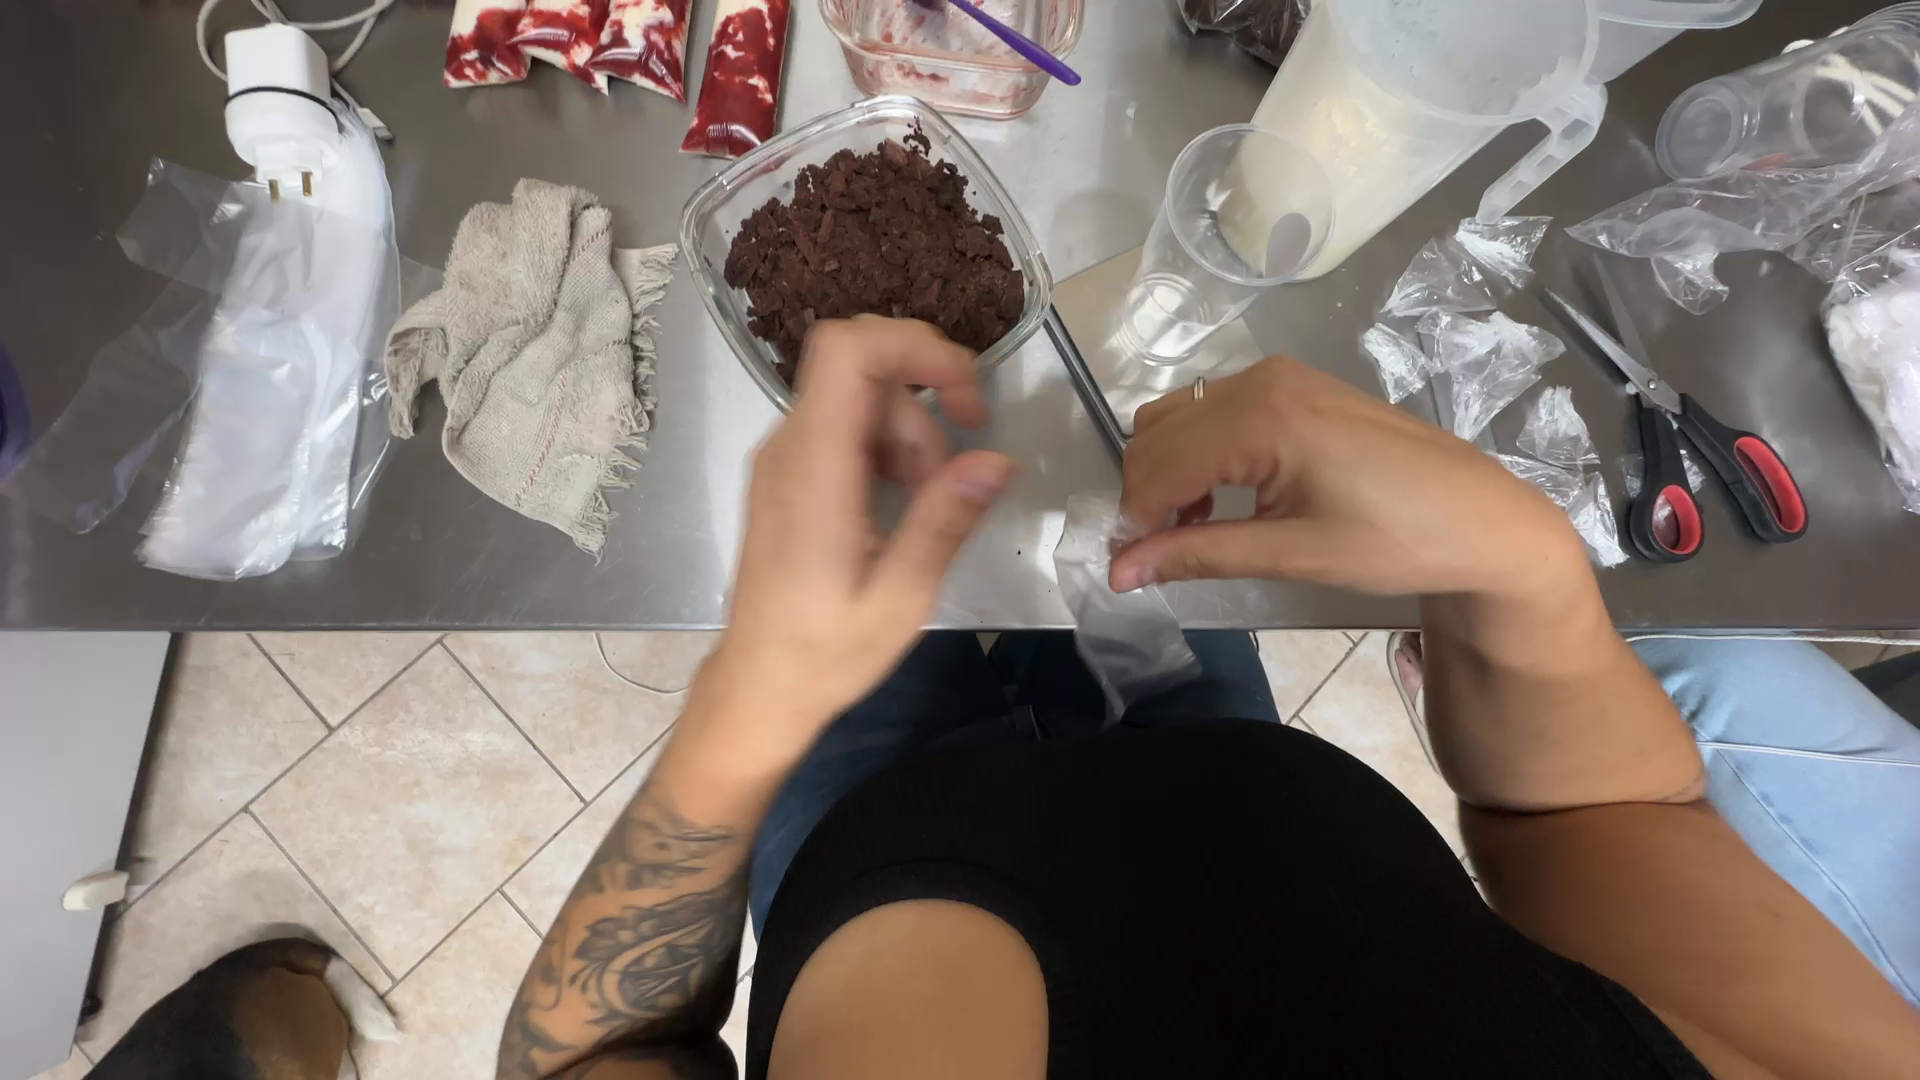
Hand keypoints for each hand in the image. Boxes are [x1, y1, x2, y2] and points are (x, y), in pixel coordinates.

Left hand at [694, 318, 1016, 758]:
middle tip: (950, 482)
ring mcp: (784, 458)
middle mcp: (790, 447)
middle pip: (866, 372)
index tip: (966, 394)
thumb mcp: (901, 597)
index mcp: (814, 469)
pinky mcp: (789, 475)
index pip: (849, 350)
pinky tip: (900, 507)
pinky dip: (887, 452)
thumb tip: (998, 459)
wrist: (760, 684)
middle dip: (925, 411)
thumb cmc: (826, 653)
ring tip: (926, 509)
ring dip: (911, 439)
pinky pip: (847, 430)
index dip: (915, 345)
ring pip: (861, 401)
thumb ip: (945, 521)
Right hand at [1110, 356, 1586, 598]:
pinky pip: (1208, 413)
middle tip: (1154, 553)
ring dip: (1163, 473)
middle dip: (1143, 496)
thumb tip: (1118, 573)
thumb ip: (1195, 554)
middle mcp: (1258, 381)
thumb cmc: (1395, 541)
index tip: (1126, 568)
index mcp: (1261, 417)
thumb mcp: (1288, 552)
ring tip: (1186, 527)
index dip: (1133, 519)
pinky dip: (1193, 455)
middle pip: (1156, 435)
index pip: (1158, 465)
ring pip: (1175, 418)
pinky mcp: (1288, 386)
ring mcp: (1275, 377)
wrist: (1485, 520)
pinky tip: (1214, 497)